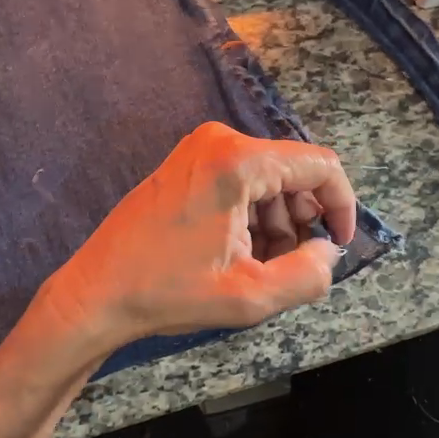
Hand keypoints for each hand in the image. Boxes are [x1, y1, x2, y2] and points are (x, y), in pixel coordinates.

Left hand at [36, 122, 358, 355]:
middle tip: (289, 264)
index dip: (342, 205)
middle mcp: (220, 141)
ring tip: (257, 266)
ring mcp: (199, 148)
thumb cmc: (167, 293)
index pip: (320, 165)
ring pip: (268, 179)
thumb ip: (309, 274)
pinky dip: (252, 214)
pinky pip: (241, 180)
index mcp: (238, 162)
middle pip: (293, 172)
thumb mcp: (251, 296)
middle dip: (302, 220)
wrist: (96, 293)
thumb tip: (330, 250)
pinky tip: (236, 252)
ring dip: (277, 222)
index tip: (339, 244)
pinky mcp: (186, 163)